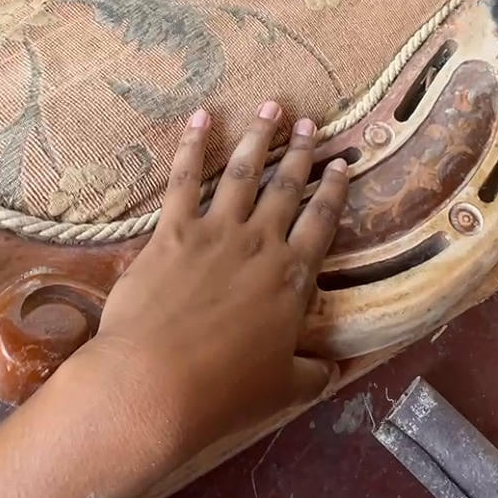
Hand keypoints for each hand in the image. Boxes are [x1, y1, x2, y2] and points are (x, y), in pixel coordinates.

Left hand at [79, 101, 350, 459]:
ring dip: (259, 137)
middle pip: (286, 187)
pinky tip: (201, 117)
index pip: (321, 222)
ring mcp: (216, 231)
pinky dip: (192, 145)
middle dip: (301, 152)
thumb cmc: (224, 391)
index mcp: (290, 277)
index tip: (341, 162)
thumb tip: (334, 370)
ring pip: (244, 173)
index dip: (333, 190)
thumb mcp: (282, 389)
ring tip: (271, 106)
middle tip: (310, 122)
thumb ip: (311, 373)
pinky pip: (185, 179)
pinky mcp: (174, 230)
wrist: (156, 383)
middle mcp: (260, 243)